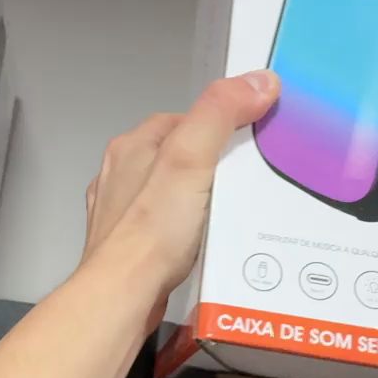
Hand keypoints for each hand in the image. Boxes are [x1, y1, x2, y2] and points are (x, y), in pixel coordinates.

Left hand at [78, 71, 278, 325]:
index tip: (249, 137)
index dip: (218, 125)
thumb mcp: (191, 159)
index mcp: (133, 147)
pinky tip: (202, 242)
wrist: (123, 295)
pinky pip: (164, 228)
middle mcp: (120, 176)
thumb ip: (219, 114)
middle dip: (210, 165)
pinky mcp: (129, 247)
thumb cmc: (150, 231)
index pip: (183, 120)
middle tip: (244, 180)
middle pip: (176, 157)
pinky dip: (184, 231)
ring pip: (168, 194)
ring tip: (228, 212)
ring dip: (197, 200)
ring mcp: (120, 214)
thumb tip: (257, 81)